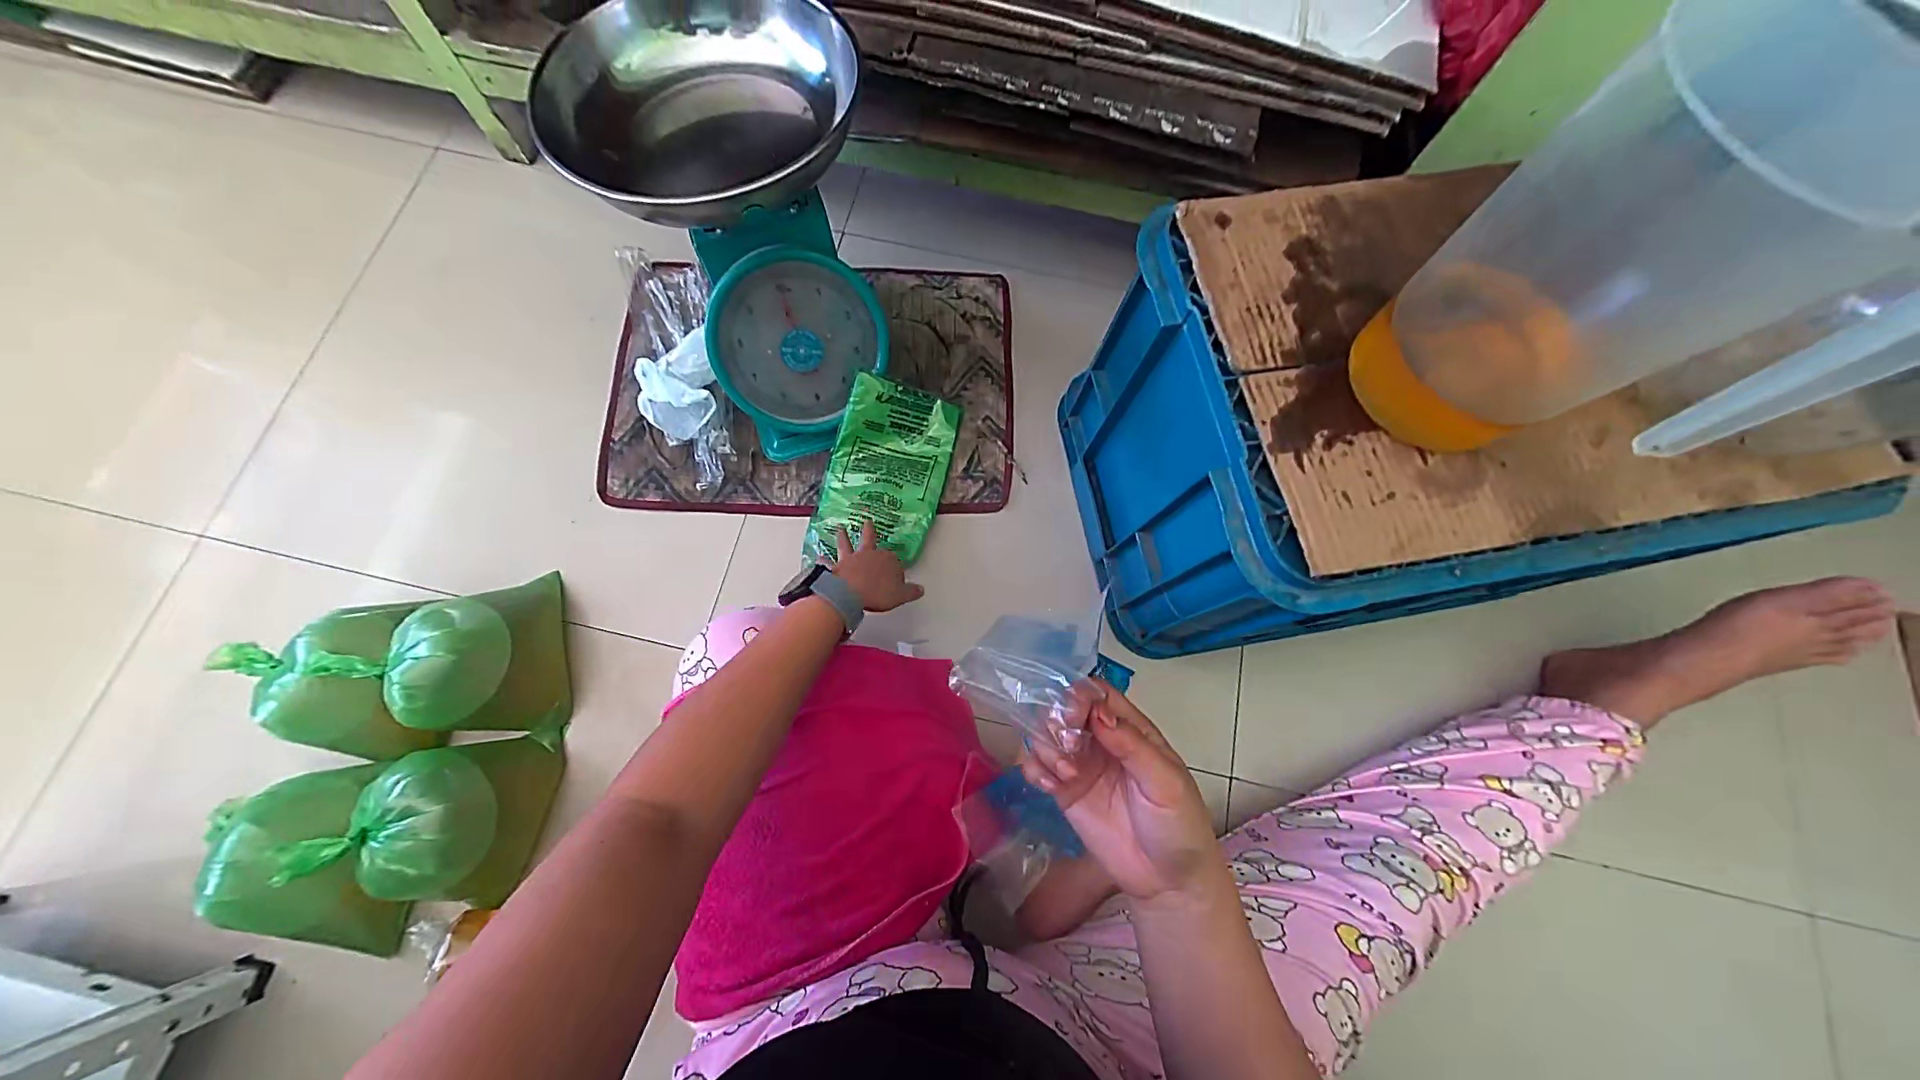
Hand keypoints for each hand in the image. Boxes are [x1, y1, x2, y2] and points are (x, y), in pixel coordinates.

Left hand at [821, 521, 923, 611]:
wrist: (850, 594)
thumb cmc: (877, 593)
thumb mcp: (900, 595)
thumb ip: (910, 591)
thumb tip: (919, 589)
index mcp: (887, 560)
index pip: (894, 562)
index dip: (895, 570)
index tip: (895, 582)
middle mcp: (868, 555)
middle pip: (870, 540)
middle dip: (869, 531)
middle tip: (867, 522)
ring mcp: (851, 559)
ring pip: (848, 544)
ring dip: (844, 537)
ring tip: (840, 529)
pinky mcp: (836, 568)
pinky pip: (829, 563)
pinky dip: (824, 560)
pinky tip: (820, 557)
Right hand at [1020, 683, 1220, 903]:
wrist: (1169, 883)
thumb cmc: (1179, 826)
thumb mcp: (1166, 783)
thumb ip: (1133, 746)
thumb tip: (1098, 714)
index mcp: (1131, 730)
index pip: (1098, 695)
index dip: (1080, 696)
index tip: (1073, 714)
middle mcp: (1101, 742)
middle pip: (1064, 710)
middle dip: (1057, 721)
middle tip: (1067, 745)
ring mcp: (1081, 766)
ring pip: (1047, 735)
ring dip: (1047, 747)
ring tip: (1066, 774)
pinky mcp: (1064, 792)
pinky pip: (1037, 768)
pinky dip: (1035, 769)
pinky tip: (1050, 786)